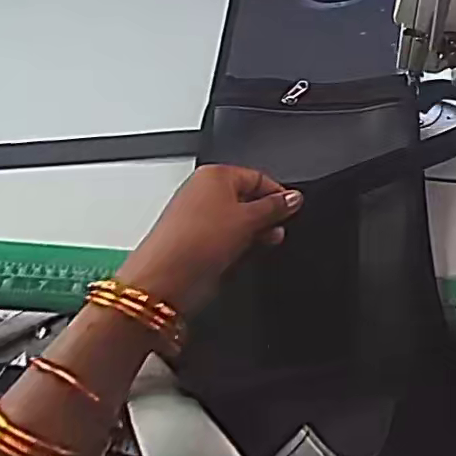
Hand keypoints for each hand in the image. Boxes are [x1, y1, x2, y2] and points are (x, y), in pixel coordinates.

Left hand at [118, 165, 301, 311]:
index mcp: (215, 175)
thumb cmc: (195, 242)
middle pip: (245, 197)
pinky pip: (221, 236)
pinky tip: (241, 255)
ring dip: (252, 231)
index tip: (292, 208)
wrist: (162, 280)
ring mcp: (195, 216)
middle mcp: (202, 191)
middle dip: (265, 214)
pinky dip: (235, 243)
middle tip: (278, 227)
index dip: (277, 193)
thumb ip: (275, 207)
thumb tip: (293, 198)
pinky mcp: (191, 239)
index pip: (257, 177)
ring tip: (263, 243)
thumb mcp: (249, 220)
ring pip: (234, 219)